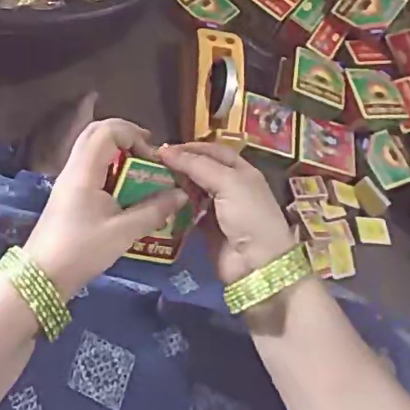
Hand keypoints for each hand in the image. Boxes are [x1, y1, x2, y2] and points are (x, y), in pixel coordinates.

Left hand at [23, 119, 187, 295]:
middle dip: (127, 136)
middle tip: (149, 153)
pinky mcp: (68, 192)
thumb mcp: (123, 232)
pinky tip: (124, 187)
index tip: (153, 158)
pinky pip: (90, 164)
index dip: (134, 135)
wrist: (42, 276)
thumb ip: (154, 210)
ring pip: (92, 147)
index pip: (108, 130)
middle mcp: (74, 167)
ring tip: (141, 169)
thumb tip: (181, 194)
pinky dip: (110, 165)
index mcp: (84, 170)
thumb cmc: (81, 251)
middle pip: (97, 132)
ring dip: (118, 150)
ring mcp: (68, 179)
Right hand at [158, 142, 295, 282]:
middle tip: (154, 162)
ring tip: (153, 178)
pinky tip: (161, 199)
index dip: (191, 147)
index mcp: (241, 170)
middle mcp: (230, 186)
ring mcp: (218, 207)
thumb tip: (166, 151)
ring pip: (193, 188)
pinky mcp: (206, 227)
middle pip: (202, 168)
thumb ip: (197, 165)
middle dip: (181, 164)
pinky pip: (188, 209)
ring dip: (176, 183)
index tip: (165, 148)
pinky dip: (176, 203)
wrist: (256, 263)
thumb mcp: (228, 182)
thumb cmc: (248, 214)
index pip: (213, 151)